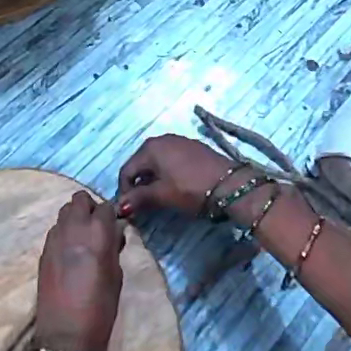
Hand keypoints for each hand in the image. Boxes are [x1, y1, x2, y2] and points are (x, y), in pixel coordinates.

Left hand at [34, 191, 123, 350]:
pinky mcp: (43, 249)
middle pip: (80, 199)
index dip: (111, 215)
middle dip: (90, 207)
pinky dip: (64, 232)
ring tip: (83, 240)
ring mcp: (54, 237)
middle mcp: (73, 227)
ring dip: (75, 218)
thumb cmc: (100, 308)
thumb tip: (112, 233)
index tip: (115, 227)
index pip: (106, 207)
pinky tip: (70, 253)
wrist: (65, 334)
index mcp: (97, 232)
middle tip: (98, 227)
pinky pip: (55, 229)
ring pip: (65, 211)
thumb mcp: (117, 276)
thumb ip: (113, 247)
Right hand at [115, 133, 238, 217]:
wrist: (232, 185)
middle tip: (143, 206)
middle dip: (138, 185)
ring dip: (152, 180)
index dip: (125, 192)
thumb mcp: (163, 195)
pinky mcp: (192, 148)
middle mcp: (161, 139)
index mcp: (149, 148)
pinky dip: (166, 174)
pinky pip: (170, 160)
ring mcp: (178, 141)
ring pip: (156, 162)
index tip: (130, 211)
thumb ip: (138, 198)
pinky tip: (175, 187)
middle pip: (140, 164)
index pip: (127, 170)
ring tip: (158, 198)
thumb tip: (118, 207)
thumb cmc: (192, 189)